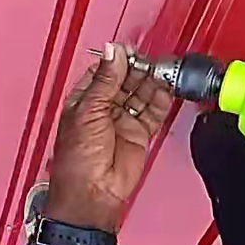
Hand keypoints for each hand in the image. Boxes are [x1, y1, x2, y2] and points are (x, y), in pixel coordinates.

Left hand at [44, 43, 172, 233]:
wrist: (93, 192)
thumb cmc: (78, 160)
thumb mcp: (89, 110)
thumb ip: (105, 80)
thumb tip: (113, 52)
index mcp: (85, 99)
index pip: (105, 72)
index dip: (119, 61)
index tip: (132, 52)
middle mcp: (104, 109)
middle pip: (126, 81)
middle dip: (139, 70)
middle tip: (152, 62)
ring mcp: (122, 122)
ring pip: (141, 95)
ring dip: (152, 84)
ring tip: (163, 74)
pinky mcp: (139, 135)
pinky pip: (153, 113)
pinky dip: (161, 102)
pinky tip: (167, 91)